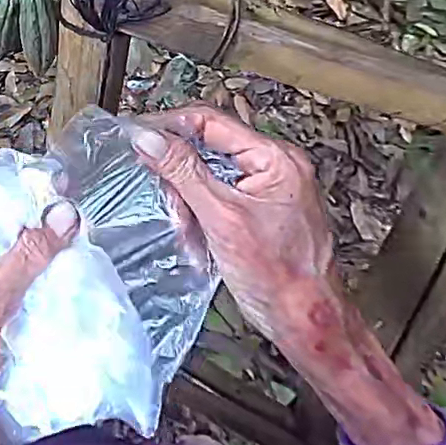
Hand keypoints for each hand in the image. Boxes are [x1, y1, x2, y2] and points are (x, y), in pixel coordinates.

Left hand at [0, 201, 78, 444]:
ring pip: (23, 249)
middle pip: (10, 222)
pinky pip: (30, 275)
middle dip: (42, 217)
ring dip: (49, 245)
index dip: (24, 188)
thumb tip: (66, 212)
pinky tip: (73, 268)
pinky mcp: (2, 303)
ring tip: (82, 236)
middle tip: (78, 212)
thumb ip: (27, 255)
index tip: (61, 184)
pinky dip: (49, 271)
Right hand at [129, 105, 331, 340]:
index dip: (170, 126)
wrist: (306, 323)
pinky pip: (218, 193)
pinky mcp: (259, 207)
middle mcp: (274, 164)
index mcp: (274, 157)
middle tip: (165, 196)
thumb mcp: (222, 218)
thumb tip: (150, 138)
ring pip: (209, 172)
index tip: (139, 136)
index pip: (210, 121)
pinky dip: (200, 210)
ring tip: (188, 228)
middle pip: (208, 146)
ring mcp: (268, 186)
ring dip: (189, 197)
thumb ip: (183, 172)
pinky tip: (197, 234)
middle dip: (181, 173)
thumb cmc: (280, 277)